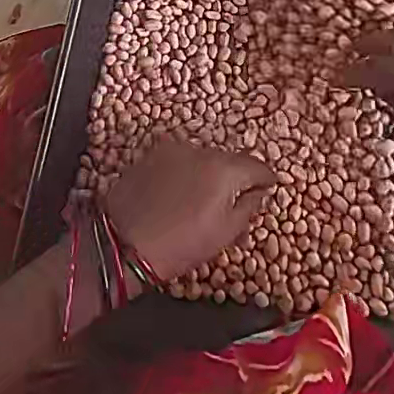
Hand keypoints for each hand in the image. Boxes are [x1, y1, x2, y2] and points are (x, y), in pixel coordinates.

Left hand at [104, 140, 274, 279]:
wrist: (124, 241)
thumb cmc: (181, 243)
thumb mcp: (226, 231)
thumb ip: (249, 205)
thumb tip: (259, 191)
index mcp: (225, 168)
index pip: (257, 166)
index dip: (266, 180)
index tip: (269, 189)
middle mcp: (200, 150)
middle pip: (229, 161)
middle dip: (236, 180)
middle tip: (236, 207)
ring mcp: (173, 150)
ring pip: (203, 159)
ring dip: (210, 175)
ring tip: (205, 204)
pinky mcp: (151, 155)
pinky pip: (180, 161)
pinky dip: (187, 173)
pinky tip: (181, 196)